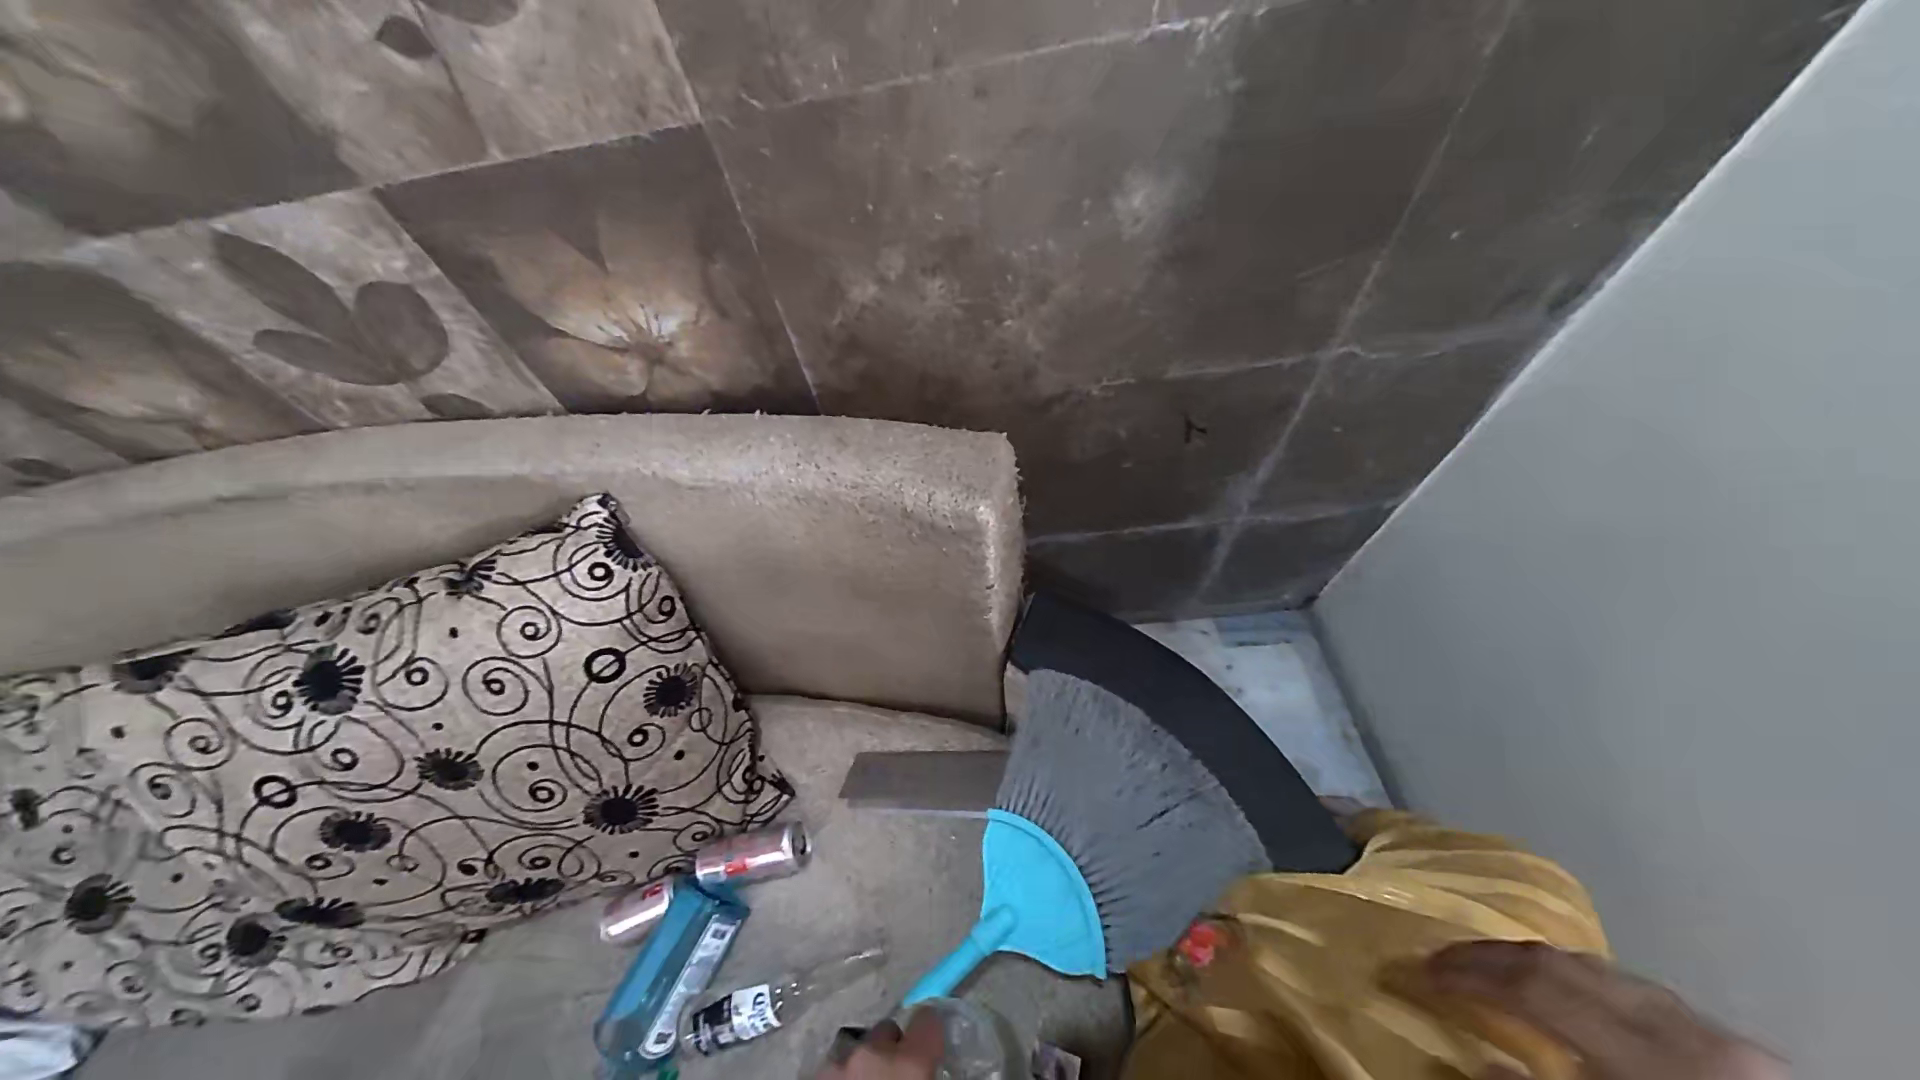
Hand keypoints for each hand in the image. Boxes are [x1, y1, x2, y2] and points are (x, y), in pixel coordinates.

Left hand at [812, 1009, 943, 1079]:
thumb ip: (929, 1067)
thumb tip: (932, 1057)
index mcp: (908, 1064)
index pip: (928, 1020)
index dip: (930, 1029)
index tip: (930, 1040)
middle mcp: (872, 1053)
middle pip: (887, 1029)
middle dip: (891, 1048)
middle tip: (895, 1073)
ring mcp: (836, 1064)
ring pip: (858, 1047)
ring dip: (864, 1062)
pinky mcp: (810, 1074)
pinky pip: (834, 1065)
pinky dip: (842, 1073)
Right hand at [1427, 941, 1788, 1079]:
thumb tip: (1481, 1064)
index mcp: (1649, 1053)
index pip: (1536, 985)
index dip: (1472, 971)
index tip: (1425, 968)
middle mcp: (1682, 1026)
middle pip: (1565, 965)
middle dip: (1495, 957)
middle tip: (1445, 960)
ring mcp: (1716, 1032)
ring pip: (1605, 972)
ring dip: (1537, 965)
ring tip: (1494, 971)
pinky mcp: (1740, 1049)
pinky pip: (1639, 992)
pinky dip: (1587, 985)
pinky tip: (1569, 998)